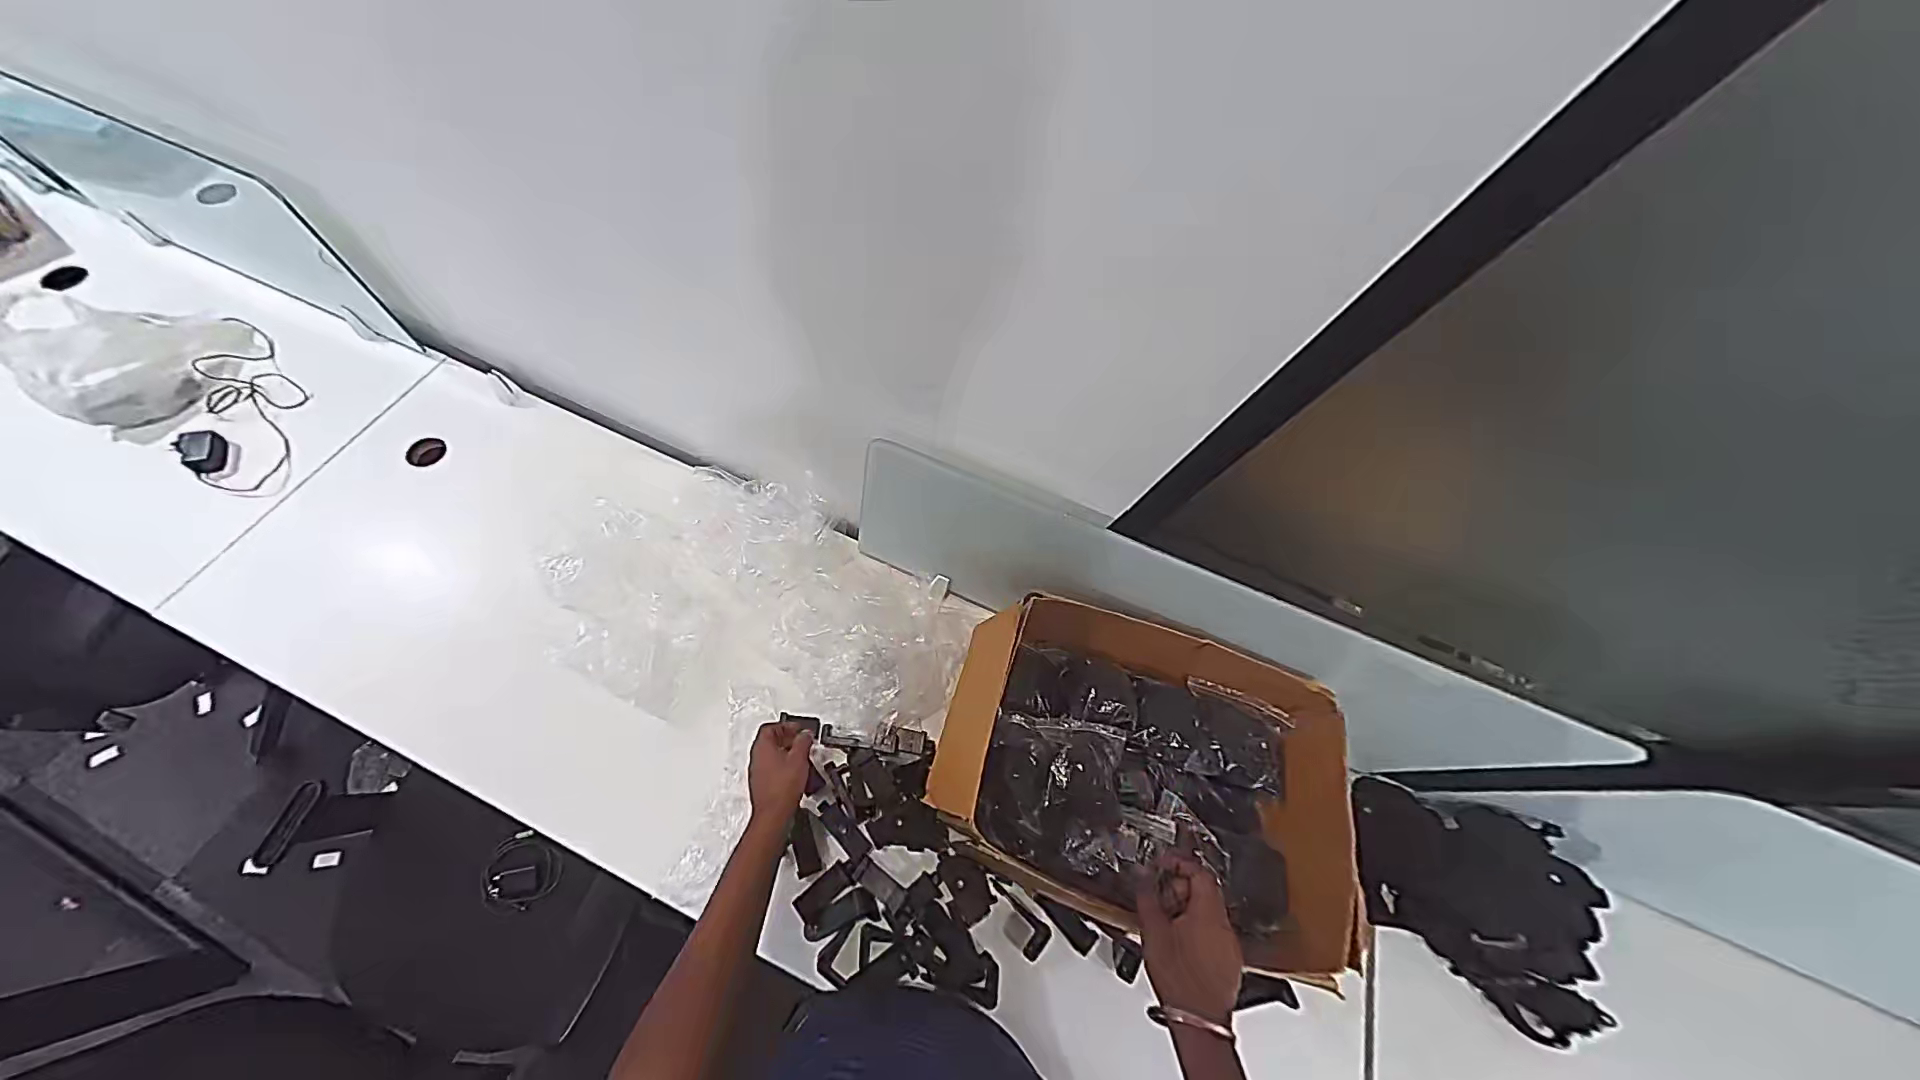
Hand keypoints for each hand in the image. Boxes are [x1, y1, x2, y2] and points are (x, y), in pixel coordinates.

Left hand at [747, 720, 814, 824]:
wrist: (774, 814)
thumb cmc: (781, 788)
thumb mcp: (799, 758)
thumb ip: (803, 742)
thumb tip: (805, 735)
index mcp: (762, 747)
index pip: (770, 727)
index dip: (786, 725)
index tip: (798, 729)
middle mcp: (756, 758)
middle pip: (770, 740)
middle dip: (787, 738)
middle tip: (801, 741)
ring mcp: (757, 771)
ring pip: (771, 754)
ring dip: (786, 752)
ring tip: (801, 756)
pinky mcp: (762, 784)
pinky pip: (772, 768)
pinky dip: (783, 765)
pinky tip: (796, 772)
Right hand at [1135, 852, 1243, 1024]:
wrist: (1198, 1019)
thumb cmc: (1179, 979)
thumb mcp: (1153, 930)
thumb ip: (1147, 896)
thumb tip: (1142, 875)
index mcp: (1208, 912)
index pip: (1199, 872)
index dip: (1179, 862)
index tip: (1163, 863)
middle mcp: (1223, 925)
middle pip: (1205, 890)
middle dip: (1179, 887)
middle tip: (1160, 894)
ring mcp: (1229, 943)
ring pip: (1208, 911)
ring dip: (1186, 907)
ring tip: (1165, 919)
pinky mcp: (1229, 959)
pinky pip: (1212, 930)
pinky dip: (1195, 925)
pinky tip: (1178, 939)